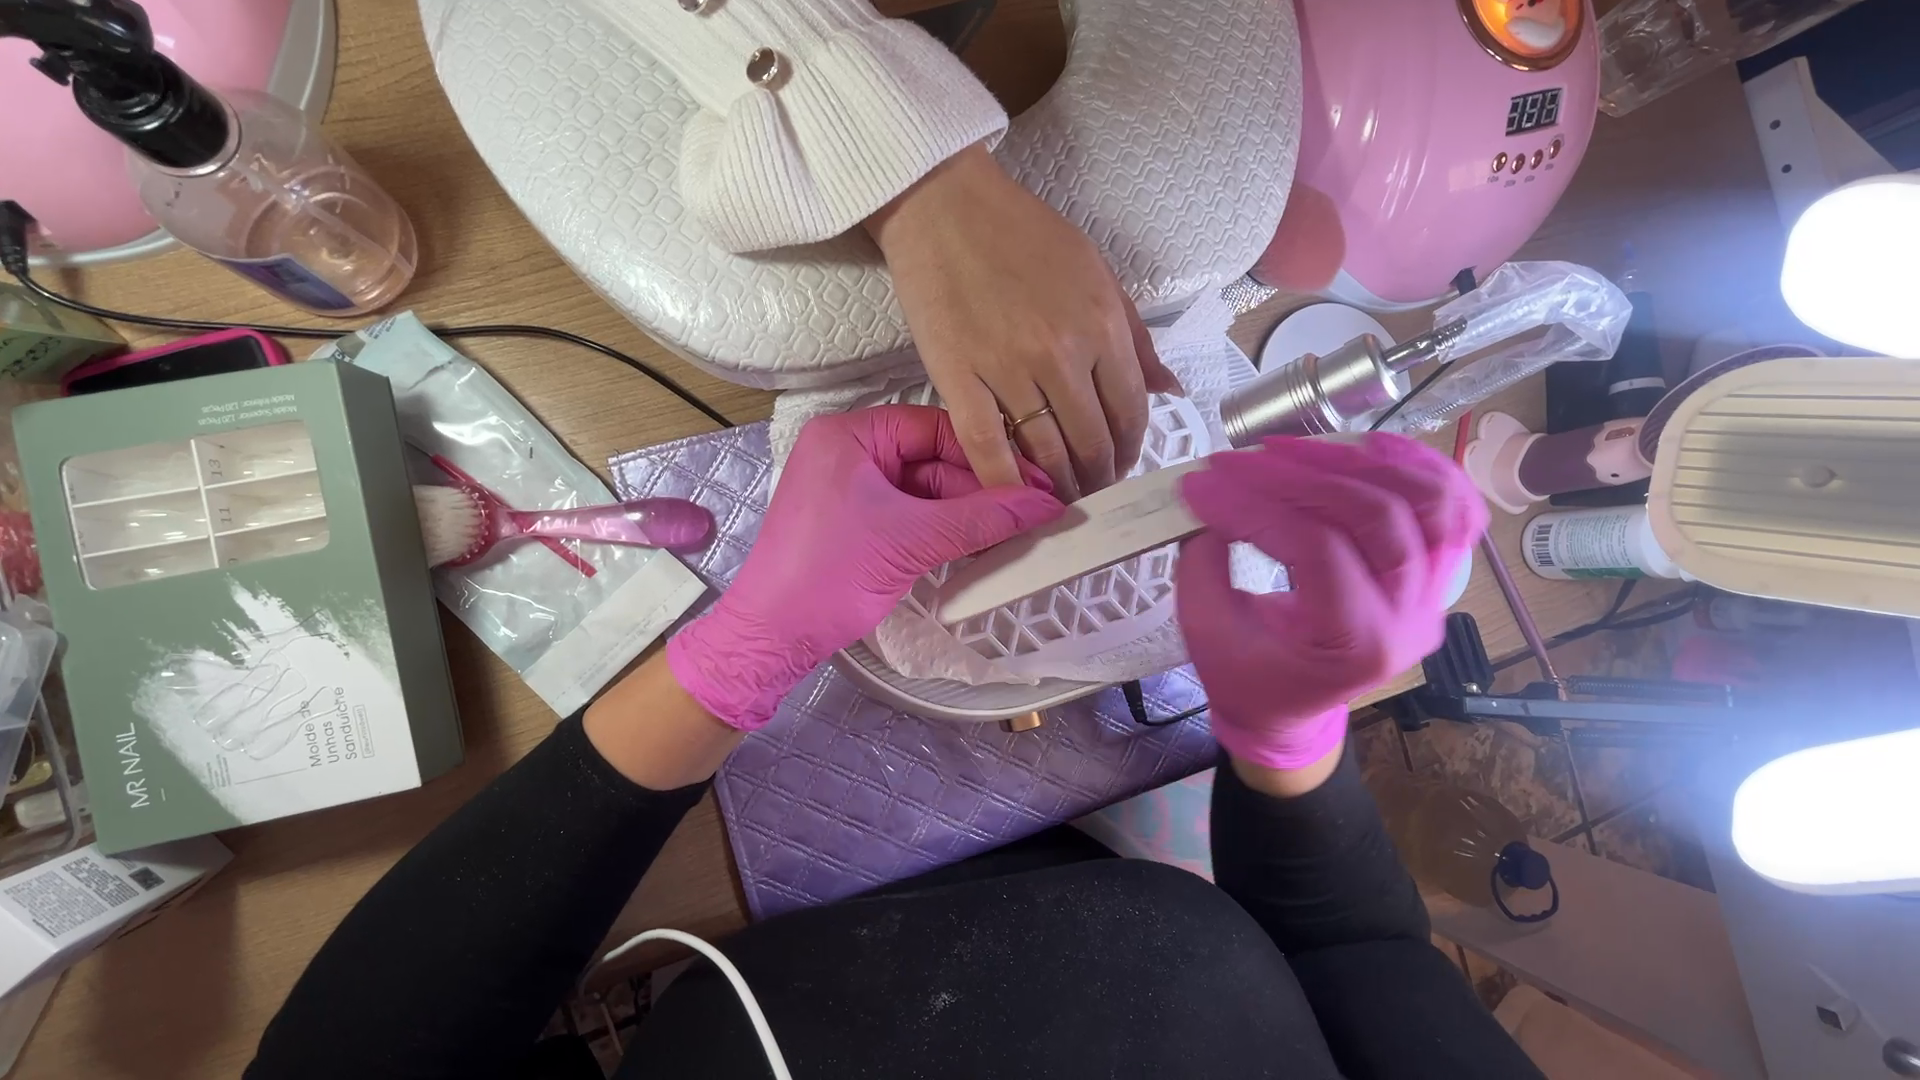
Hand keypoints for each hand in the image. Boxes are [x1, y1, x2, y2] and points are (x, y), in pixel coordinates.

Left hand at [667, 405, 1065, 729]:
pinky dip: (943, 527)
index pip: (936, 427)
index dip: (988, 454)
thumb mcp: (911, 541)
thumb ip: (981, 518)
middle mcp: (849, 451)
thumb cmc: (828, 576)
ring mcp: (851, 487)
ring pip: (926, 489)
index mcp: (850, 435)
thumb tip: (1045, 504)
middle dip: (980, 487)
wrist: (773, 636)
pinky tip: (980, 540)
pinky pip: (911, 512)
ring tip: (1016, 528)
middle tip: (1033, 509)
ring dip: (966, 510)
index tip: (1035, 478)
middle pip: (933, 458)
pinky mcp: (856, 520)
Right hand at [865, 144, 1180, 502]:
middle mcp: (1063, 353)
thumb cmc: (1024, 235)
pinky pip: (987, 446)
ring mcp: (1009, 369)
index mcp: (1102, 324)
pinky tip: (1015, 503)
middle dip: (1098, 477)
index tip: (1120, 466)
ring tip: (1059, 500)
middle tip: (1090, 491)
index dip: (1129, 450)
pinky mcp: (959, 378)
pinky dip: (1004, 483)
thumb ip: (1136, 337)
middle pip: (1092, 441)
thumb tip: (1172, 389)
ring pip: (1045, 452)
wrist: (945, 206)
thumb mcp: (1097, 272)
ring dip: (1058, 487)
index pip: (1130, 411)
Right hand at [1176, 435, 1488, 770]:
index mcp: (1353, 642)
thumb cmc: (1244, 677)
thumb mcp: (1205, 630)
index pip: (1314, 549)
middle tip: (1240, 460)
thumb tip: (1210, 493)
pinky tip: (1365, 447)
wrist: (1285, 711)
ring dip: (1355, 463)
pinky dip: (1414, 467)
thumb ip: (1204, 562)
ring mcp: (1432, 593)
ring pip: (1426, 500)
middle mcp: (1409, 616)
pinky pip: (1448, 507)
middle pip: (1376, 515)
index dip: (1254, 506)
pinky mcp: (1434, 574)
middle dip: (1301, 474)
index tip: (1201, 484)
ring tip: (1291, 450)